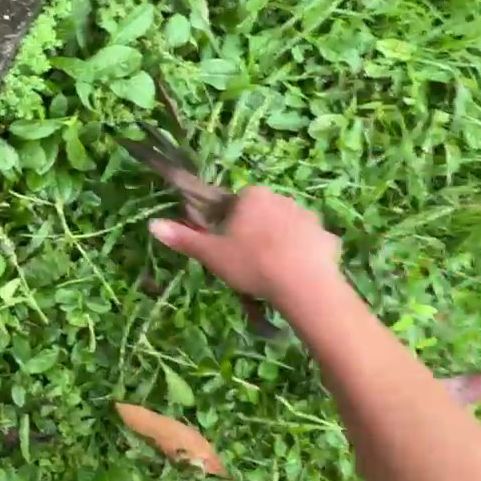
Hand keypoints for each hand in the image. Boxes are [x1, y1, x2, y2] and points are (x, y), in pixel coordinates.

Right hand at [149, 186, 342, 308]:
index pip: (235, 203)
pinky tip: (294, 275)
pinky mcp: (327, 237)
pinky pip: (309, 244)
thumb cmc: (251, 263)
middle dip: (253, 232)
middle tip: (244, 261)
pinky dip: (301, 256)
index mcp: (252, 196)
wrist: (304, 284)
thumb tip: (152, 224)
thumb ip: (183, 238)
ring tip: (270, 272)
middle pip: (261, 213)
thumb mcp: (211, 254)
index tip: (225, 246)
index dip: (228, 224)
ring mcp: (308, 217)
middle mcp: (282, 198)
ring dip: (277, 243)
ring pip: (285, 228)